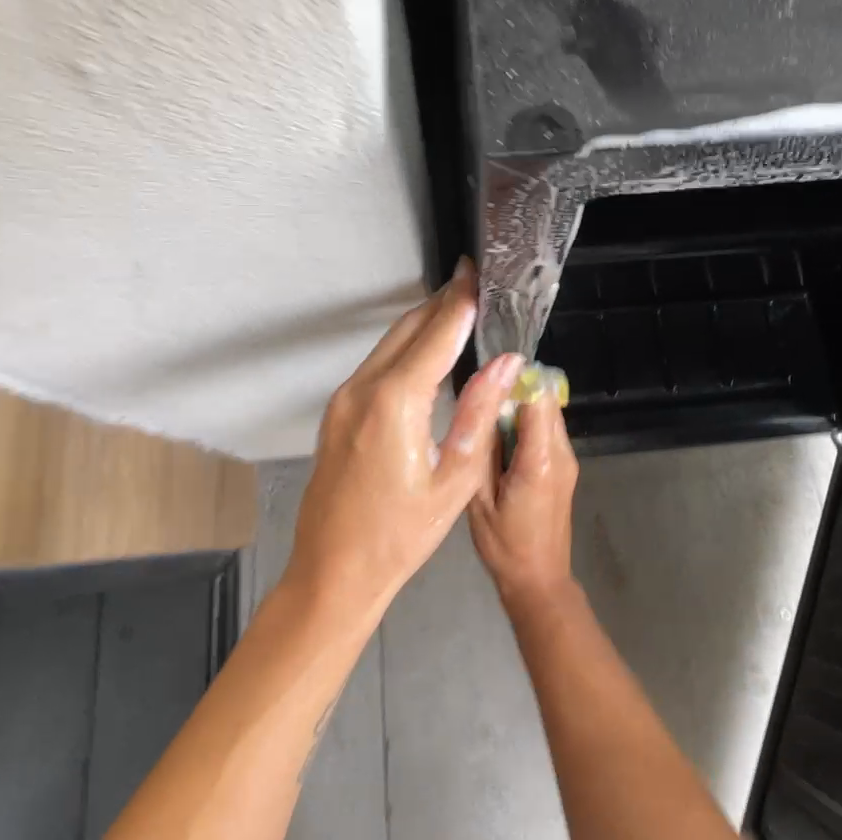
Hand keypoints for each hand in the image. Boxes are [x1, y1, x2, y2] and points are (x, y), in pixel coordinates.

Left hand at [285, 258, 524, 622]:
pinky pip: (375, 365)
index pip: (436, 335)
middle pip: (407, 329)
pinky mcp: (336, 412)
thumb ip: (480, 412)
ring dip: (421, 324)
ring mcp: (343, 399)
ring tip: (457, 310)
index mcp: (395, 402)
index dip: (461, 302)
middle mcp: (362, 389)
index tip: (477, 272)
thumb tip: (507, 363)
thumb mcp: (455, 478)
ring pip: (388, 344)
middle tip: (472, 282)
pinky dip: (404, 349)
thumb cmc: (402, 534)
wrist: (335, 569)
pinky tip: (425, 352)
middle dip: (441, 303)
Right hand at [469, 391, 579, 605]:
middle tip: (478, 396)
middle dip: (514, 391)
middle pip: (544, 400)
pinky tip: (498, 439)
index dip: (515, 378)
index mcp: (540, 459)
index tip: (486, 373)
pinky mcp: (564, 467)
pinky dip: (524, 425)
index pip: (538, 398)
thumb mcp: (478, 498)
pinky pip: (545, 432)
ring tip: (484, 417)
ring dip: (518, 408)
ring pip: (545, 413)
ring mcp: (567, 460)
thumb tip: (485, 403)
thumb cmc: (504, 545)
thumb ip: (484, 448)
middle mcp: (561, 453)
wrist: (538, 580)